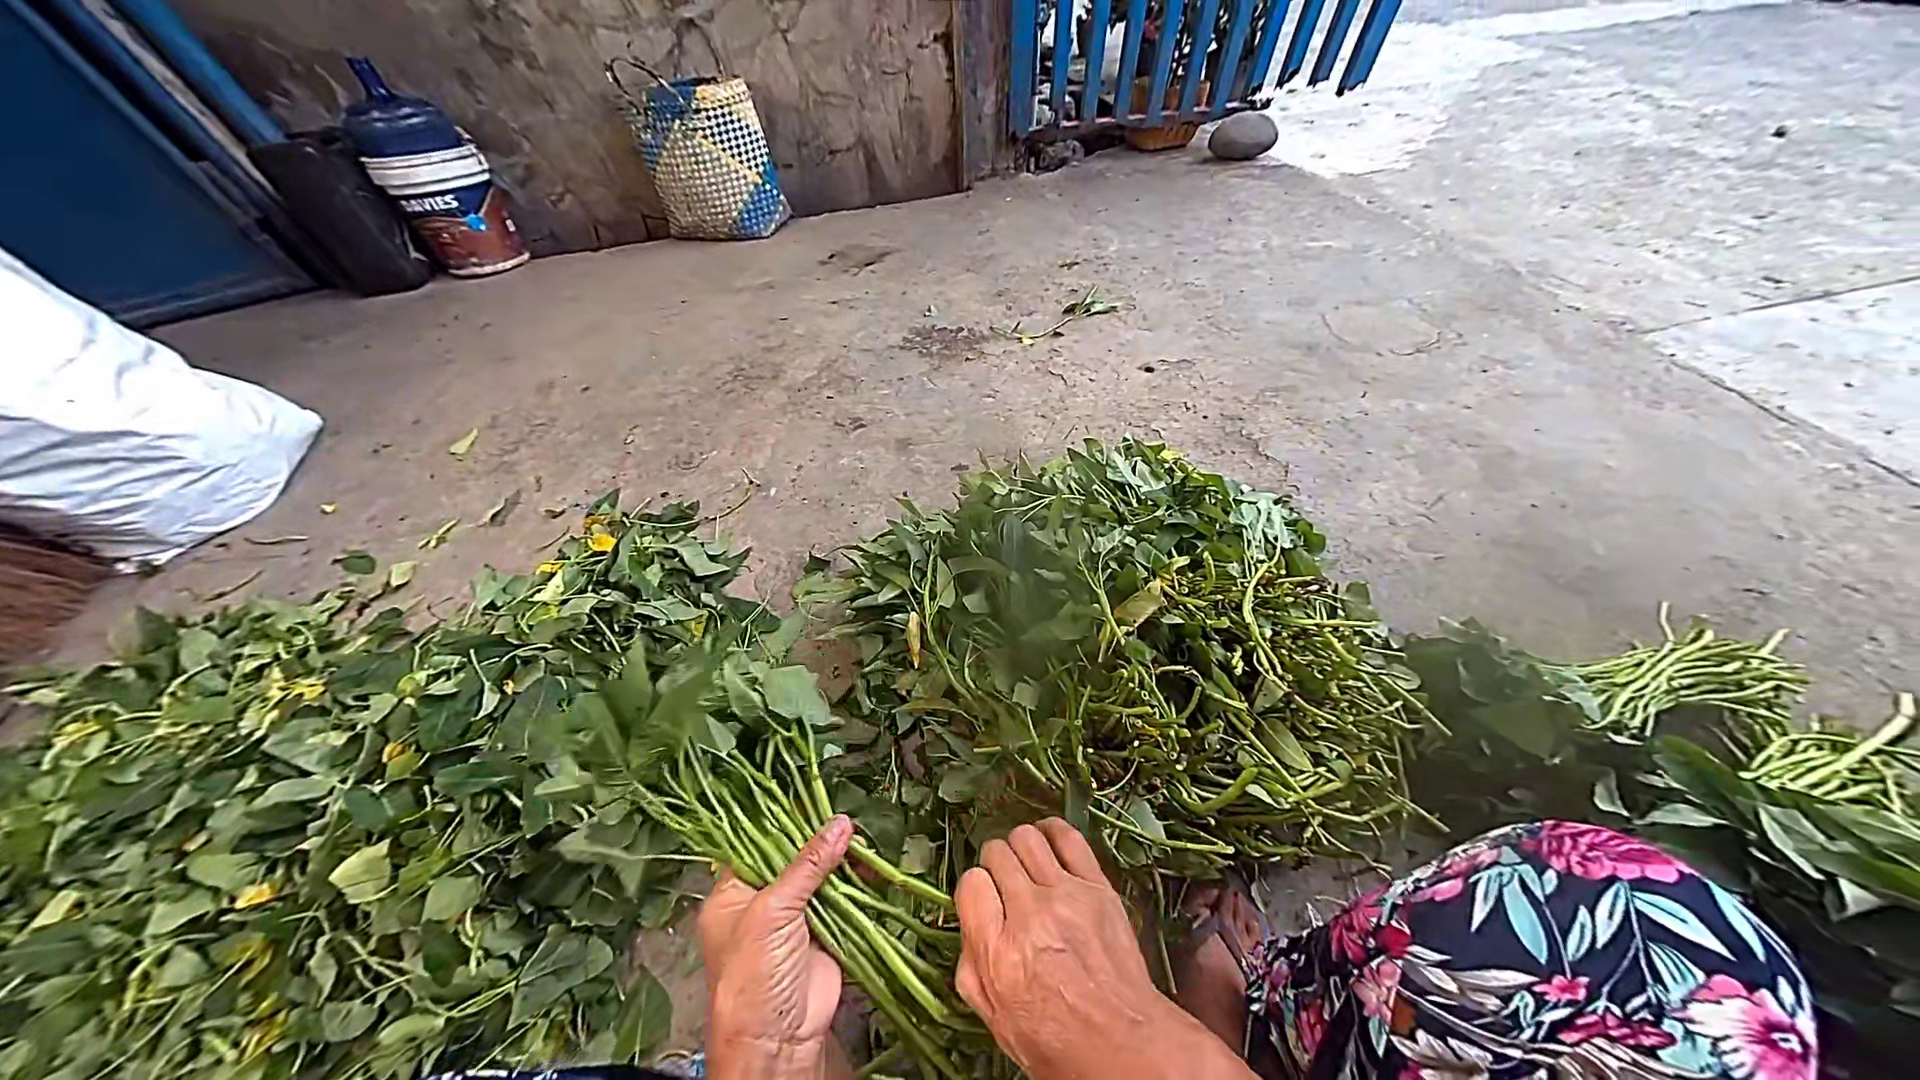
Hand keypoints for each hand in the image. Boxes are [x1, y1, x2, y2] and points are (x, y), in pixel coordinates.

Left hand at [698, 815, 851, 1079]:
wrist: (779, 1042)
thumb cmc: (753, 978)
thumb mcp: (773, 911)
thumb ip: (807, 865)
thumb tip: (839, 824)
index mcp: (734, 894)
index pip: (757, 845)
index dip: (784, 823)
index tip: (812, 799)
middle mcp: (762, 902)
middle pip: (793, 859)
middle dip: (818, 840)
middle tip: (843, 817)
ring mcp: (794, 918)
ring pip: (820, 877)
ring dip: (841, 860)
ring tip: (860, 837)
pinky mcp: (823, 933)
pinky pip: (842, 900)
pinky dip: (856, 884)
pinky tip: (868, 866)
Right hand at [955, 819, 1258, 1079]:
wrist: (1126, 1045)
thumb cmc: (1061, 1042)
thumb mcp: (997, 1020)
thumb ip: (972, 968)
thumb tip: (970, 927)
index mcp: (999, 953)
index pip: (971, 884)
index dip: (975, 890)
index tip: (984, 900)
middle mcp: (1030, 916)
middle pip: (997, 854)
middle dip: (995, 865)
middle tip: (1005, 883)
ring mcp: (1066, 896)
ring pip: (1026, 837)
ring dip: (1019, 846)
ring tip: (1025, 863)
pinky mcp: (1097, 886)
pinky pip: (1067, 836)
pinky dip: (1051, 830)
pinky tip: (1047, 841)